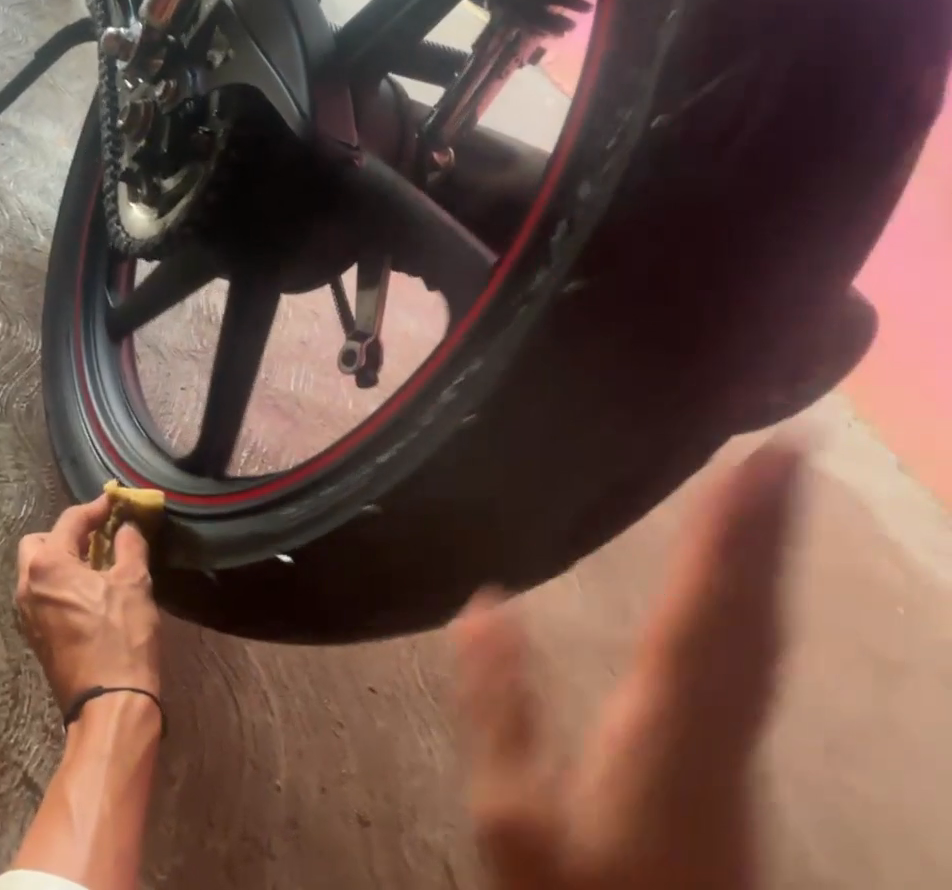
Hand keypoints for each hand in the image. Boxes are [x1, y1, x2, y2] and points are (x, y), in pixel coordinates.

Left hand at [15, 495, 161, 710]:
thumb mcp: (134, 585)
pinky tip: (85, 594)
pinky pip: (40, 595)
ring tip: (94, 565)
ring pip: (35, 570)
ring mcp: (26, 612)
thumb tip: (126, 526)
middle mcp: (27, 584)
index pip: (69, 522)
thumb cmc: (123, 639)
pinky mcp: (34, 635)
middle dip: (65, 535)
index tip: (113, 501)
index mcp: (48, 565)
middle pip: (38, 543)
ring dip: (60, 560)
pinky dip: (58, 585)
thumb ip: (128, 546)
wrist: (110, 705)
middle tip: (97, 538)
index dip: (94, 508)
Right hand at [452, 442, 803, 889]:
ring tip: (766, 497)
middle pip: (751, 622)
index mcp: (667, 737)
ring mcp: (735, 749)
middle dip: (765, 534)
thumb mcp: (512, 817)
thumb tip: (487, 603)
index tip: (759, 464)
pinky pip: (753, 662)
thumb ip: (500, 710)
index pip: (703, 620)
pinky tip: (740, 589)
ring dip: (768, 564)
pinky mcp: (730, 759)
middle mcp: (721, 732)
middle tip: (782, 452)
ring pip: (764, 642)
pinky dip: (753, 605)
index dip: (731, 541)